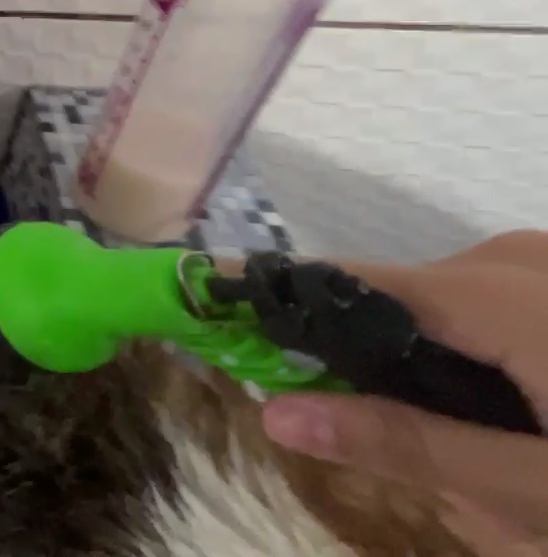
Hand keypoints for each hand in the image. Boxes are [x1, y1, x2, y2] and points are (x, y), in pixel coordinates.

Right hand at [260, 231, 547, 543]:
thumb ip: (408, 448)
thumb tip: (270, 414)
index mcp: (496, 293)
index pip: (334, 282)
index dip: (265, 302)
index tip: (206, 319)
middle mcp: (513, 258)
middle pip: (390, 302)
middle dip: (389, 375)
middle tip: (436, 462)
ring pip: (443, 309)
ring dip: (446, 375)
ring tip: (511, 454)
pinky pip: (494, 308)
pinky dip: (491, 361)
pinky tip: (535, 419)